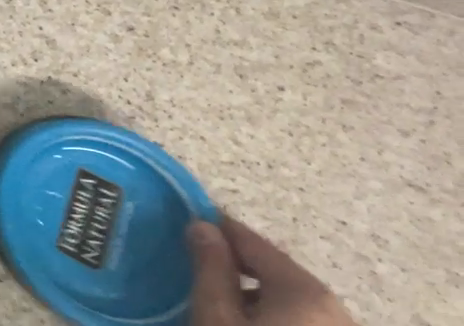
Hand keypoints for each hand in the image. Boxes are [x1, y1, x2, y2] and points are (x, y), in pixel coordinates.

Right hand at [188, 217, 357, 325]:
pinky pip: (307, 316)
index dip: (218, 226)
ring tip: (226, 296)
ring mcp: (344, 325)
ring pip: (293, 296)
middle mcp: (336, 305)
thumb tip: (202, 225)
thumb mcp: (217, 315)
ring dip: (259, 289)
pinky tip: (255, 319)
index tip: (187, 218)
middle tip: (201, 260)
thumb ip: (211, 268)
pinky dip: (280, 310)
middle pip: (277, 270)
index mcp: (306, 290)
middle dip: (240, 261)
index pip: (254, 242)